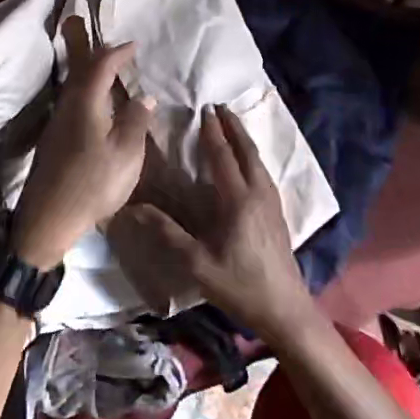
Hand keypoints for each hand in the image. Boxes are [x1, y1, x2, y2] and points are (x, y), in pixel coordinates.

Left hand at [12, 15, 155, 269]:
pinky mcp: (52, 139)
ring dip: (91, 76)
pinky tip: (97, 106)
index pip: (99, 66)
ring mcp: (55, 123)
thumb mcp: (126, 154)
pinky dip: (86, 93)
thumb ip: (136, 122)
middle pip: (81, 72)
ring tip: (112, 76)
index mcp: (84, 103)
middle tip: (121, 53)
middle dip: (101, 58)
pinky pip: (71, 102)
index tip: (133, 45)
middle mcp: (65, 106)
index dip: (116, 53)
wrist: (49, 216)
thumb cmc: (93, 184)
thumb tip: (144, 97)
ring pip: (73, 87)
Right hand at [113, 105, 313, 334]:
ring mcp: (272, 206)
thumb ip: (167, 232)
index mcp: (238, 202)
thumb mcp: (196, 263)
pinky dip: (252, 158)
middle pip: (247, 153)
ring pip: (258, 163)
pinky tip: (248, 164)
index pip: (222, 158)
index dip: (212, 134)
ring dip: (244, 141)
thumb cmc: (239, 286)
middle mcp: (258, 196)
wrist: (285, 311)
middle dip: (233, 128)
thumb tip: (134, 209)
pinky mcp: (278, 217)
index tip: (205, 110)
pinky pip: (263, 175)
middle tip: (221, 107)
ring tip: (233, 127)